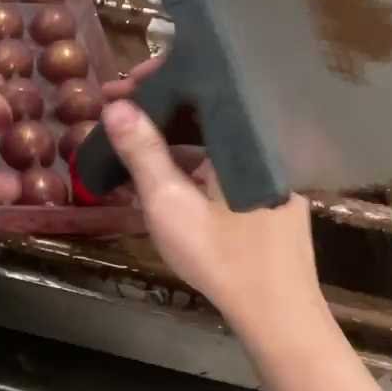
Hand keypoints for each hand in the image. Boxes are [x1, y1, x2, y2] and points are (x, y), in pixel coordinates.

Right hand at [99, 100, 320, 330]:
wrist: (276, 314)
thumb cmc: (221, 257)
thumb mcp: (168, 203)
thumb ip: (142, 152)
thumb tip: (115, 106)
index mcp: (248, 138)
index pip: (206, 84)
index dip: (162, 76)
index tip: (124, 84)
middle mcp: (266, 144)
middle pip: (210, 107)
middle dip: (160, 104)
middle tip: (117, 110)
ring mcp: (271, 169)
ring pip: (215, 134)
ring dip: (172, 132)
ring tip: (129, 138)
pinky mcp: (269, 191)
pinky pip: (225, 157)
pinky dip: (192, 156)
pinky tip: (160, 169)